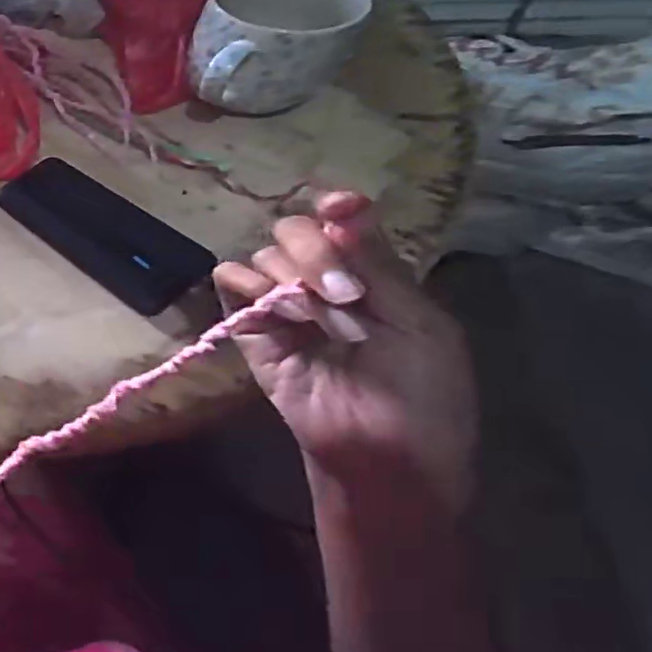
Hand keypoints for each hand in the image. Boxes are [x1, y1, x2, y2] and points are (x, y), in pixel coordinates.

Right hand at [213, 192, 476, 510]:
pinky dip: (251, 285)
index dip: (336, 207)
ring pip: (264, 254)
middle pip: (294, 229)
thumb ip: (378, 262)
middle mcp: (321, 278)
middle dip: (315, 251)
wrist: (382, 450)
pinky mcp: (248, 323)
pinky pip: (230, 280)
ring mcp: (281, 300)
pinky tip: (280, 313)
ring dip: (293, 279)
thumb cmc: (421, 392)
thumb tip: (343, 202)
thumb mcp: (419, 321)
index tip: (337, 207)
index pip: (341, 219)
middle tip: (345, 294)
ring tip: (321, 322)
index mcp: (369, 272)